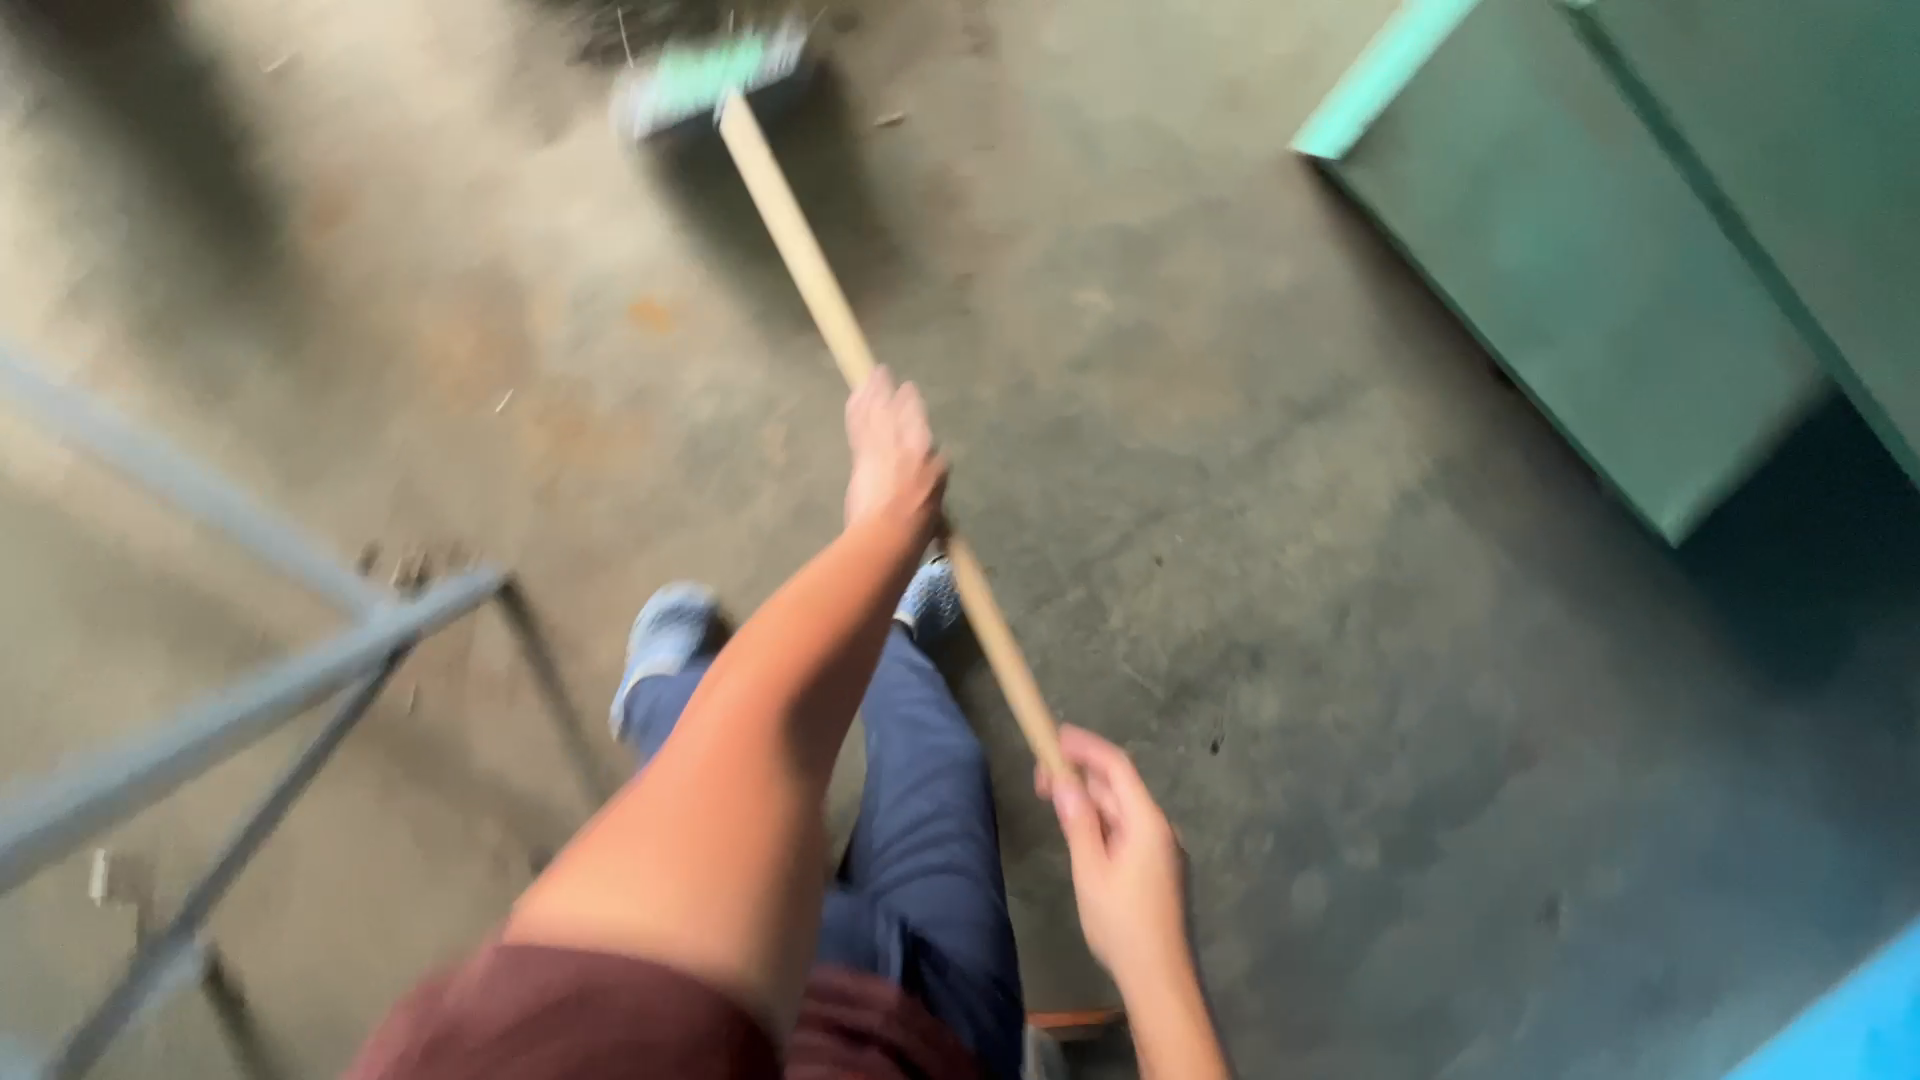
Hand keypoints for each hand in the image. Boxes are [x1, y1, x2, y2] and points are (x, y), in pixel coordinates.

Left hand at [844, 366, 946, 534]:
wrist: (887, 534)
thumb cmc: (915, 529)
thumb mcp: (934, 507)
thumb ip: (929, 483)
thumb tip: (927, 475)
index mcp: (930, 459)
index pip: (919, 424)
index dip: (912, 405)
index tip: (908, 391)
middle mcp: (908, 446)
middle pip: (897, 411)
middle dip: (890, 390)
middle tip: (882, 372)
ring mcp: (884, 447)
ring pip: (877, 412)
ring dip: (873, 391)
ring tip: (871, 375)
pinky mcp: (863, 455)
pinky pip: (859, 424)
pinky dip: (857, 407)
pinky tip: (855, 395)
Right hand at [1036, 725, 1189, 988]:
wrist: (1159, 978)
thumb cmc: (1121, 924)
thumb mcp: (1090, 871)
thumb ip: (1078, 823)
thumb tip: (1064, 782)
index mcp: (1146, 822)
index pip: (1117, 767)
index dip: (1086, 746)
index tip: (1055, 736)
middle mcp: (1158, 827)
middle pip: (1117, 786)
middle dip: (1080, 774)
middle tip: (1040, 776)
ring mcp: (1159, 847)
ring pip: (1120, 808)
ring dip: (1087, 797)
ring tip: (1052, 796)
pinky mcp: (1155, 865)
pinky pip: (1125, 828)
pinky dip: (1099, 819)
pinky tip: (1078, 826)